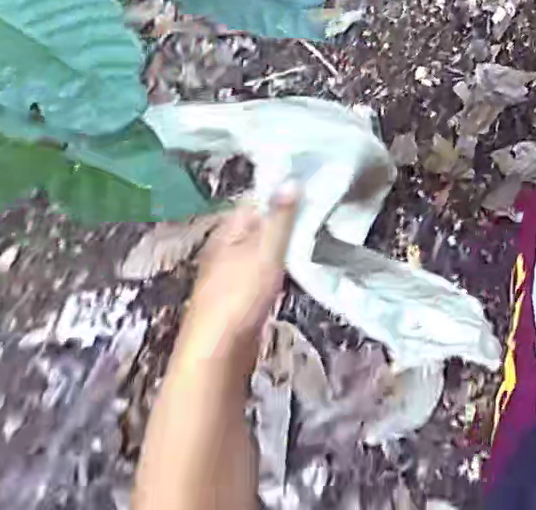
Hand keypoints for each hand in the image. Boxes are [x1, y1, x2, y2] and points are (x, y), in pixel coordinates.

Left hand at [178, 186, 300, 358]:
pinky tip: (297, 264)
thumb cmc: (240, 297)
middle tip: (319, 209)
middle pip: (260, 222)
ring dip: (285, 240)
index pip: (256, 198)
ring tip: (314, 233)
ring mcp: (231, 272)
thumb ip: (281, 216)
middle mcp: (225, 248)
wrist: (217, 356)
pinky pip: (265, 265)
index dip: (282, 190)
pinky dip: (281, 261)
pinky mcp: (240, 293)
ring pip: (264, 245)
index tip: (312, 186)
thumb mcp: (267, 251)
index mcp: (227, 232)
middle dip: (287, 216)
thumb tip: (292, 179)